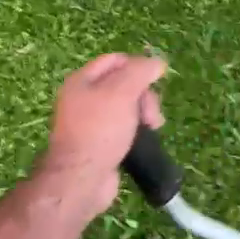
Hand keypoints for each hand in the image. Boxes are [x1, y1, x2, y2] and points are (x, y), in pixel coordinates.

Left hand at [35, 53, 165, 217]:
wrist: (82, 178)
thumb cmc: (100, 129)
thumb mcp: (122, 92)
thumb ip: (140, 71)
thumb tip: (157, 62)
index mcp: (82, 80)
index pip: (115, 60)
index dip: (137, 66)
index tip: (155, 81)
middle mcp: (84, 99)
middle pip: (124, 84)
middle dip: (144, 95)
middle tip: (152, 114)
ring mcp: (92, 123)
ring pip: (127, 107)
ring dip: (144, 114)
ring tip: (154, 127)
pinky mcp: (101, 144)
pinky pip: (124, 128)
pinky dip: (137, 131)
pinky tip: (146, 139)